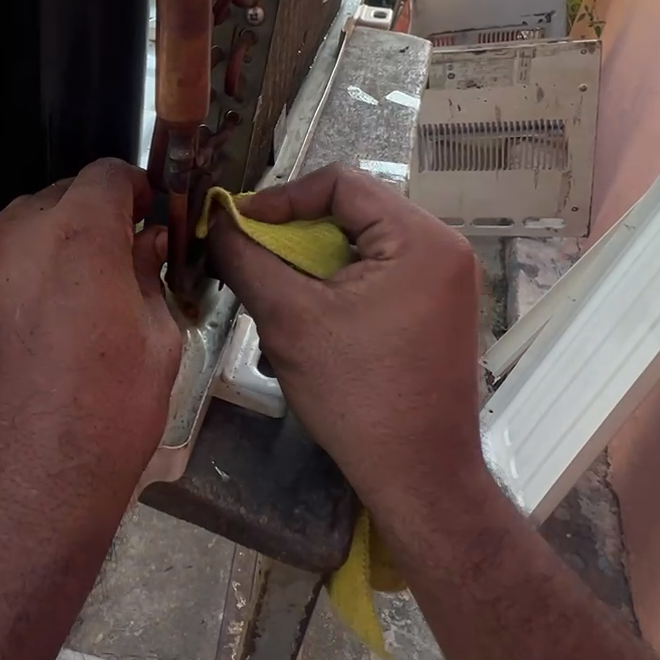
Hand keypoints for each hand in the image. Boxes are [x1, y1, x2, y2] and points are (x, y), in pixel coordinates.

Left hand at [0, 158, 181, 522]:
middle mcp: (20, 233)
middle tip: (123, 249)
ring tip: (85, 281)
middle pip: (65, 193)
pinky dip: (29, 262)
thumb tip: (146, 241)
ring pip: (29, 222)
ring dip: (60, 235)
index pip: (106, 173)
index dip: (134, 185)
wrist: (22, 481)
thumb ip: (147, 274)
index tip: (148, 208)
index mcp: (78, 233)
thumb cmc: (104, 414)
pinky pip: (2, 256)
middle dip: (97, 211)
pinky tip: (48, 306)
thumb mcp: (155, 340)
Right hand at [208, 163, 485, 513]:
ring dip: (310, 252)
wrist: (419, 476)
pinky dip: (334, 275)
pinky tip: (308, 303)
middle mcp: (442, 247)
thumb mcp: (289, 318)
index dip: (282, 197)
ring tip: (272, 277)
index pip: (341, 182)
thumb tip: (215, 223)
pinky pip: (376, 267)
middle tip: (250, 250)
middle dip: (293, 227)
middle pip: (352, 208)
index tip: (239, 224)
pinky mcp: (435, 306)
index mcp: (420, 239)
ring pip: (361, 238)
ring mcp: (444, 279)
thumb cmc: (358, 394)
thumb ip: (246, 258)